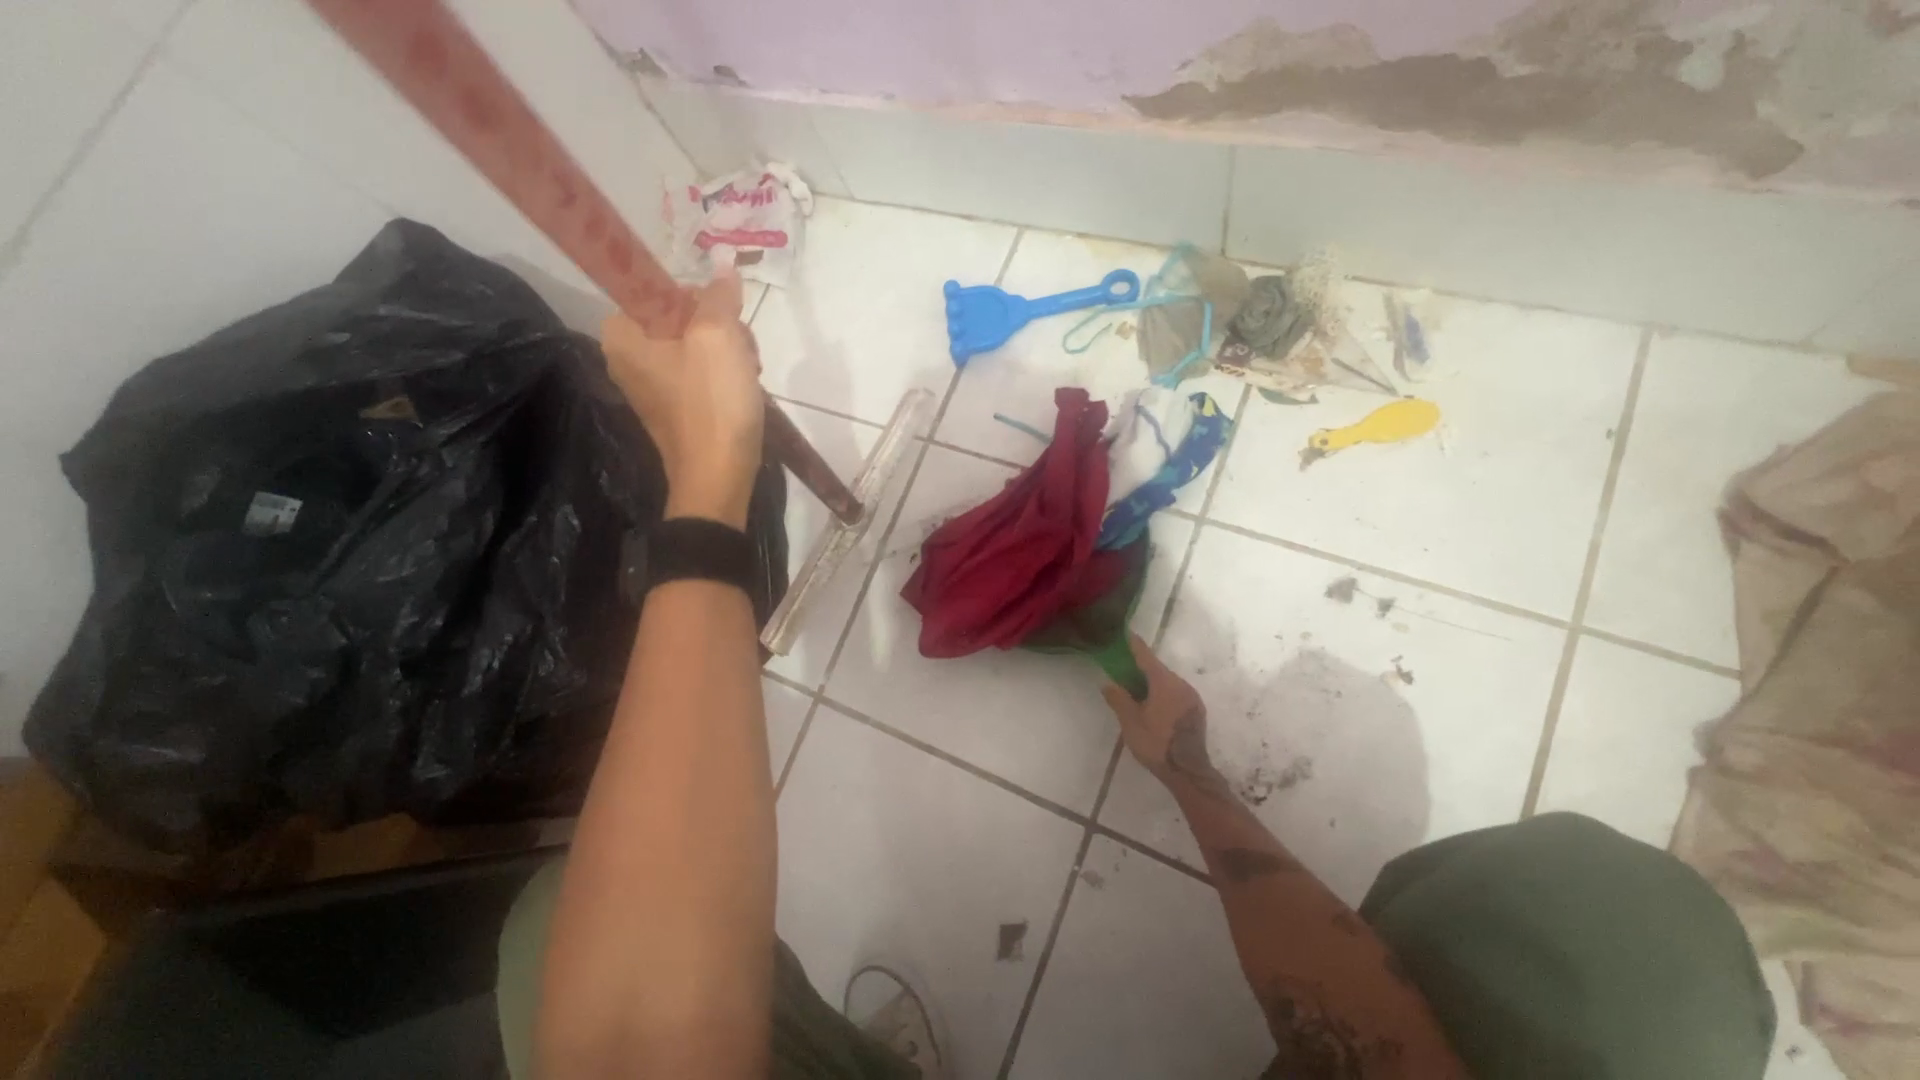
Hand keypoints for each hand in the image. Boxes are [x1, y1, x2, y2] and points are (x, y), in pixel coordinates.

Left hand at [601, 272, 763, 527]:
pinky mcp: (675, 404)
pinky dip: (725, 373)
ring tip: (747, 372)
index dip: (698, 297)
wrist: (718, 477)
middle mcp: (627, 355)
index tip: (723, 320)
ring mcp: (651, 382)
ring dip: (730, 350)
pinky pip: (701, 370)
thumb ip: (718, 295)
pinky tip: (743, 387)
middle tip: (741, 349)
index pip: (658, 288)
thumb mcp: (719, 336)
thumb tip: (722, 265)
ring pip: (697, 342)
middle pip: (681, 314)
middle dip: (720, 327)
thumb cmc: (712, 403)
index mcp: (622, 333)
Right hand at [1101, 635, 1222, 793]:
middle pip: (1159, 670)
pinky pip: (1176, 695)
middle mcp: (1182, 685)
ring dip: (1153, 683)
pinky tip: (1153, 706)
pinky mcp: (1196, 712)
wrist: (1188, 771)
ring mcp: (1192, 698)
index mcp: (1165, 683)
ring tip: (1136, 691)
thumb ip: (1118, 699)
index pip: (1146, 657)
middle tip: (1124, 668)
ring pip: (1169, 684)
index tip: (1126, 634)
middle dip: (1142, 668)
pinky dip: (1163, 694)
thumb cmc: (1156, 743)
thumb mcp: (1130, 722)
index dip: (1134, 645)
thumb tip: (1107, 682)